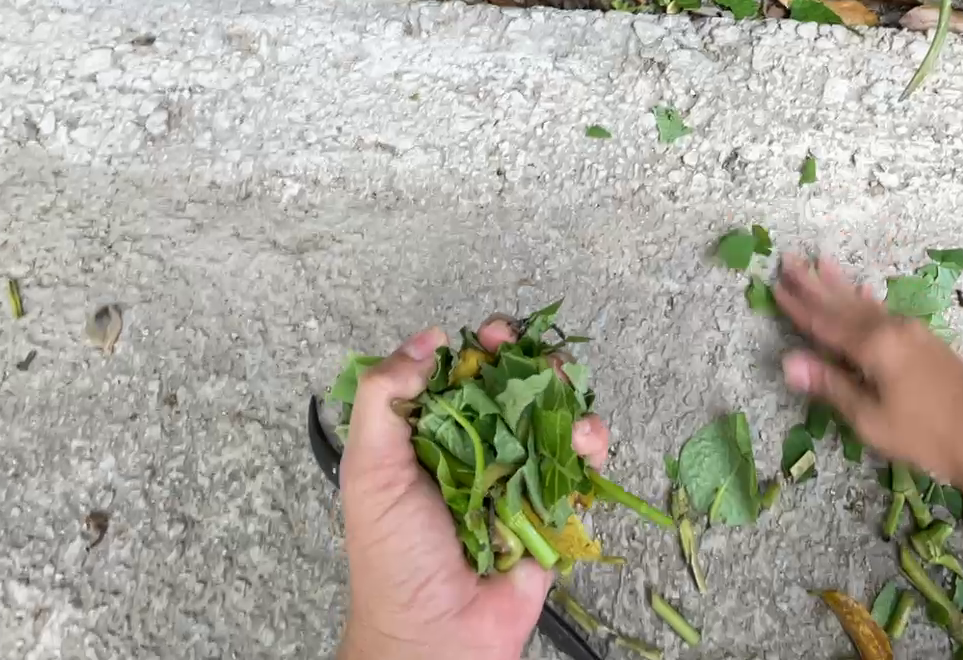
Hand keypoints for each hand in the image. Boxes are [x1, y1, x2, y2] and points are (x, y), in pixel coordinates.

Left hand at [337, 320, 609, 659]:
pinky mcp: (555, 503)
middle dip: (534, 359)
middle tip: (540, 355)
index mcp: (439, 433)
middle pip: (518, 384)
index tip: (497, 333)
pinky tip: (585, 437)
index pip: (466, 371)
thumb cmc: (394, 558)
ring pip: (555, 414)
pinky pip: (582, 463)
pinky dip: (592, 442)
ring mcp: (522, 473)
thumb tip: (428, 340)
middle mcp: (484, 446)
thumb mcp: (370, 472)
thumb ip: (384, 400)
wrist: (437, 638)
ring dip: (569, 391)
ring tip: (567, 387)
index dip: (484, 345)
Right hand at [775, 255, 962, 490]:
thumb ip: (831, 385)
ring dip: (839, 284)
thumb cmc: (929, 437)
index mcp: (874, 346)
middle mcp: (890, 329)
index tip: (774, 284)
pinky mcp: (924, 340)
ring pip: (864, 302)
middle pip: (842, 303)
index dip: (798, 306)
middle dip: (814, 283)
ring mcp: (910, 331)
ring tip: (821, 261)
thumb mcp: (872, 419)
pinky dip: (865, 298)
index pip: (824, 323)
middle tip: (789, 258)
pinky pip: (883, 310)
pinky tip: (863, 292)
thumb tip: (787, 361)